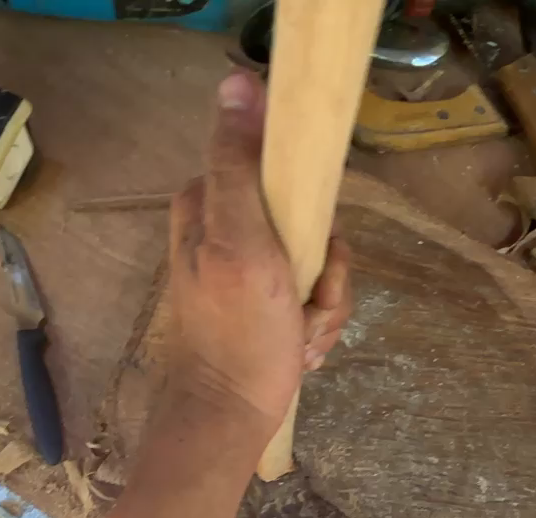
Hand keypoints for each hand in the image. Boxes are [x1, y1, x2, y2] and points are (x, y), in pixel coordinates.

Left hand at [167, 71, 352, 436]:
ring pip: (320, 269)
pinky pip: (313, 301)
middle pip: (311, 229)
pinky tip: (300, 351)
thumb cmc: (239, 336)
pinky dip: (314, 330)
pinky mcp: (264, 306)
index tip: (310, 268)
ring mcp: (249, 272)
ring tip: (301, 340)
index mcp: (212, 203)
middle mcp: (228, 231)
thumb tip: (239, 83)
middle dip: (323, 280)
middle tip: (304, 314)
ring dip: (323, 311)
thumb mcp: (240, 244)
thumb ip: (239, 167)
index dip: (313, 225)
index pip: (289, 180)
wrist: (230, 415)